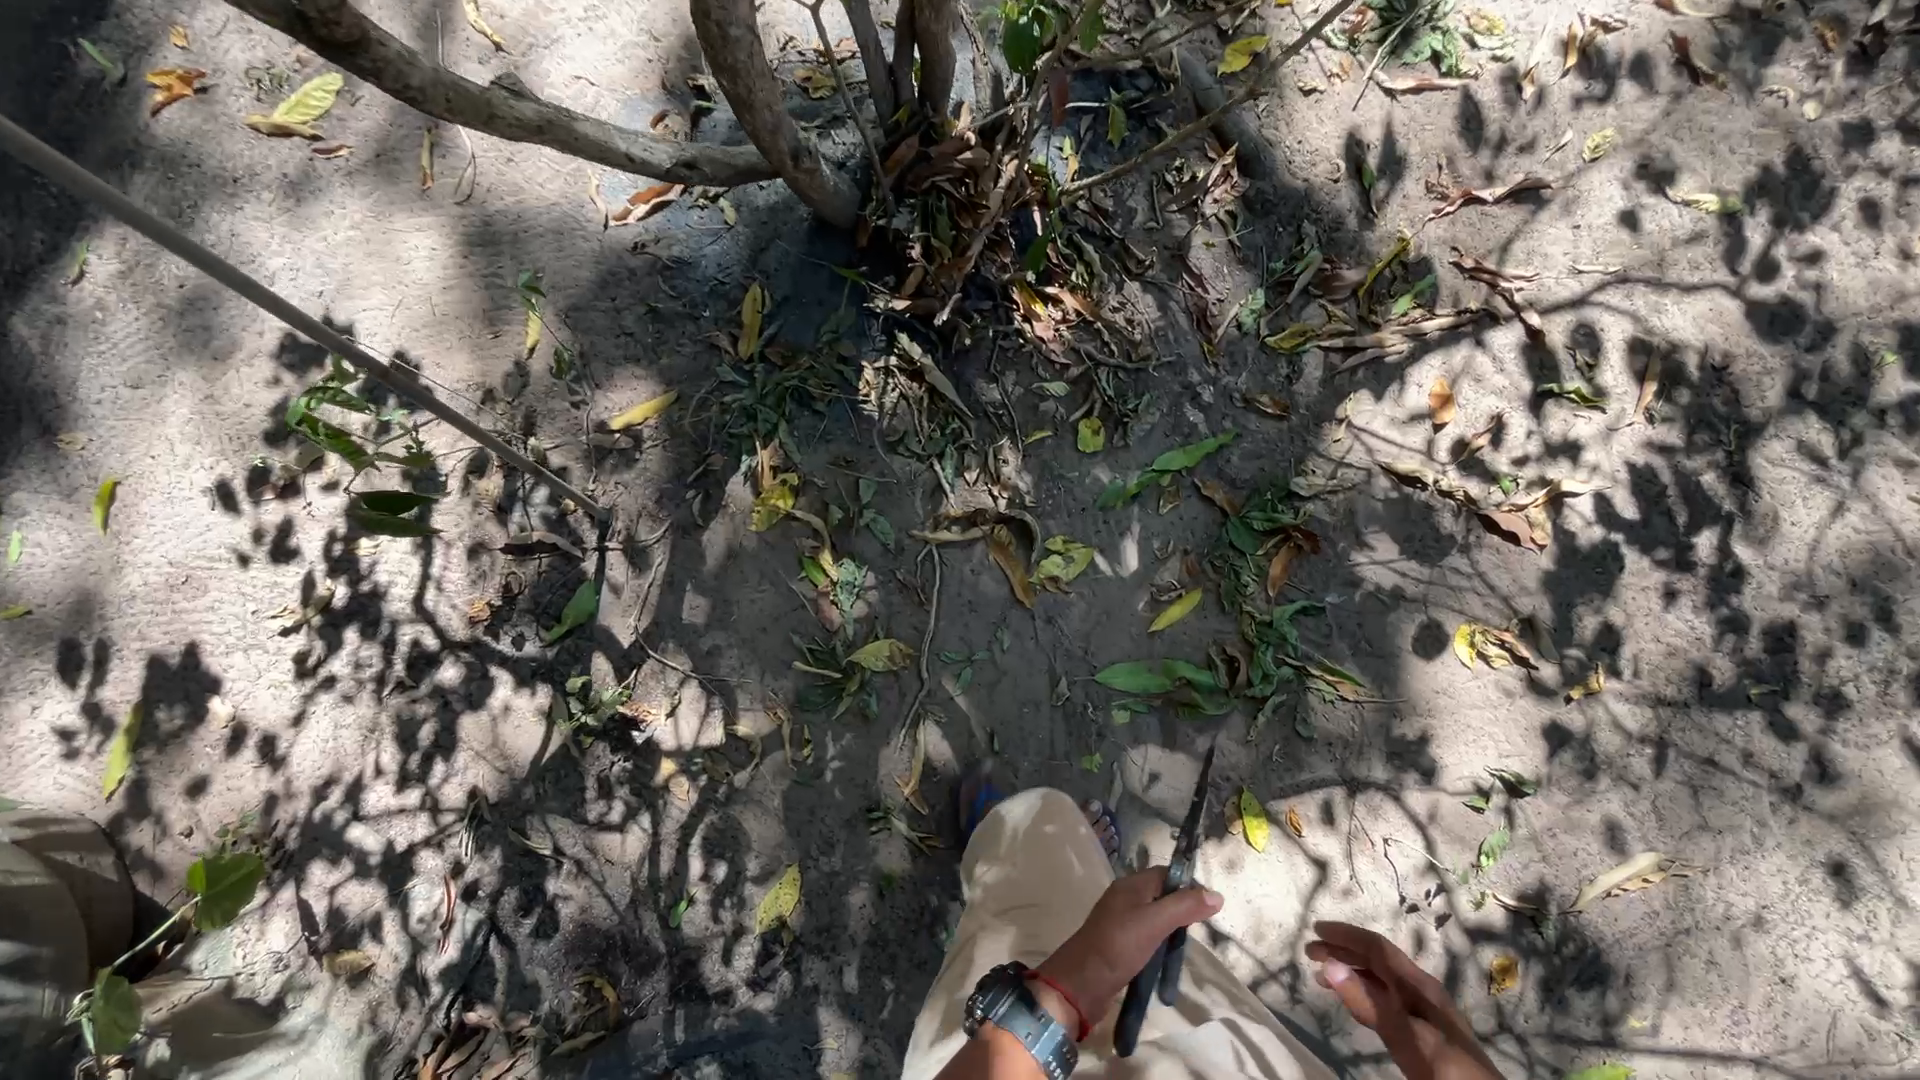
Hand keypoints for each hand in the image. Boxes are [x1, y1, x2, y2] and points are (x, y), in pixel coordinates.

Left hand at [1032, 866, 1222, 1030]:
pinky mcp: (1119, 943)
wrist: (1081, 982)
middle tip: (1200, 929)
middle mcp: (1125, 898)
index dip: (1187, 885)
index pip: (1165, 873)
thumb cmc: (1119, 945)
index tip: (1209, 906)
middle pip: (1161, 895)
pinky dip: (1158, 944)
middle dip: (1181, 909)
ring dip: (1170, 930)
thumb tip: (1216, 894)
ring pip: (1154, 917)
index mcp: (1131, 885)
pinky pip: (1146, 936)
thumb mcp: (1155, 922)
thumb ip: (1184, 907)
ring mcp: (1120, 921)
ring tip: (1185, 946)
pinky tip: (1166, 957)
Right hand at [1306, 921, 1502, 1079]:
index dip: (1345, 935)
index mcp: (1418, 985)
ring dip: (1350, 970)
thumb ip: (1369, 1004)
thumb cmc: (1446, 1070)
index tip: (1315, 930)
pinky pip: (1385, 996)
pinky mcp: (1423, 1028)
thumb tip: (1330, 965)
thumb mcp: (1406, 1037)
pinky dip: (1363, 990)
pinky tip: (1355, 1002)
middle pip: (1377, 959)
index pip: (1377, 947)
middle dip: (1343, 950)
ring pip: (1381, 977)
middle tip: (1310, 953)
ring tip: (1323, 977)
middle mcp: (1421, 989)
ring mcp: (1424, 1009)